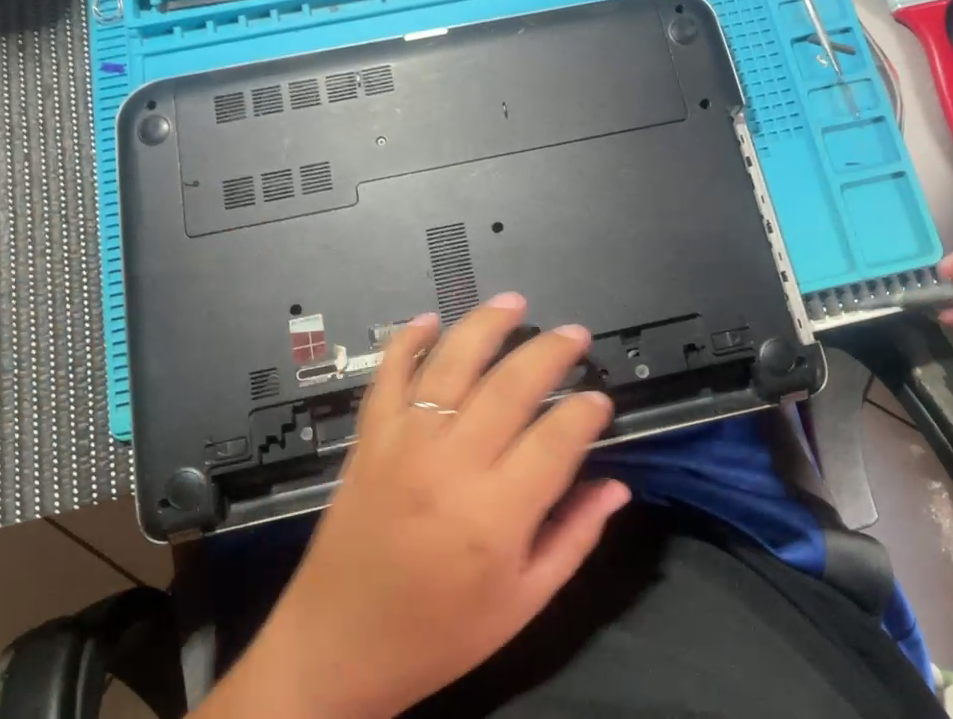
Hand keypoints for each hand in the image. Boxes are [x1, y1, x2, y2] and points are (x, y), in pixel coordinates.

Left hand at [202, 293, 628, 718]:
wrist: (337, 648)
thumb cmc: (438, 635)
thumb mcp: (522, 603)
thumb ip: (574, 539)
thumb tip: (615, 487)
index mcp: (496, 515)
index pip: (558, 438)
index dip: (588, 410)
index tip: (602, 401)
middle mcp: (450, 466)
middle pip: (511, 385)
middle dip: (551, 352)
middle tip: (576, 335)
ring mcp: (403, 445)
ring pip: (451, 364)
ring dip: (486, 326)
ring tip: (515, 304)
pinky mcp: (368, 440)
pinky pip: (387, 376)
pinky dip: (407, 341)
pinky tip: (428, 320)